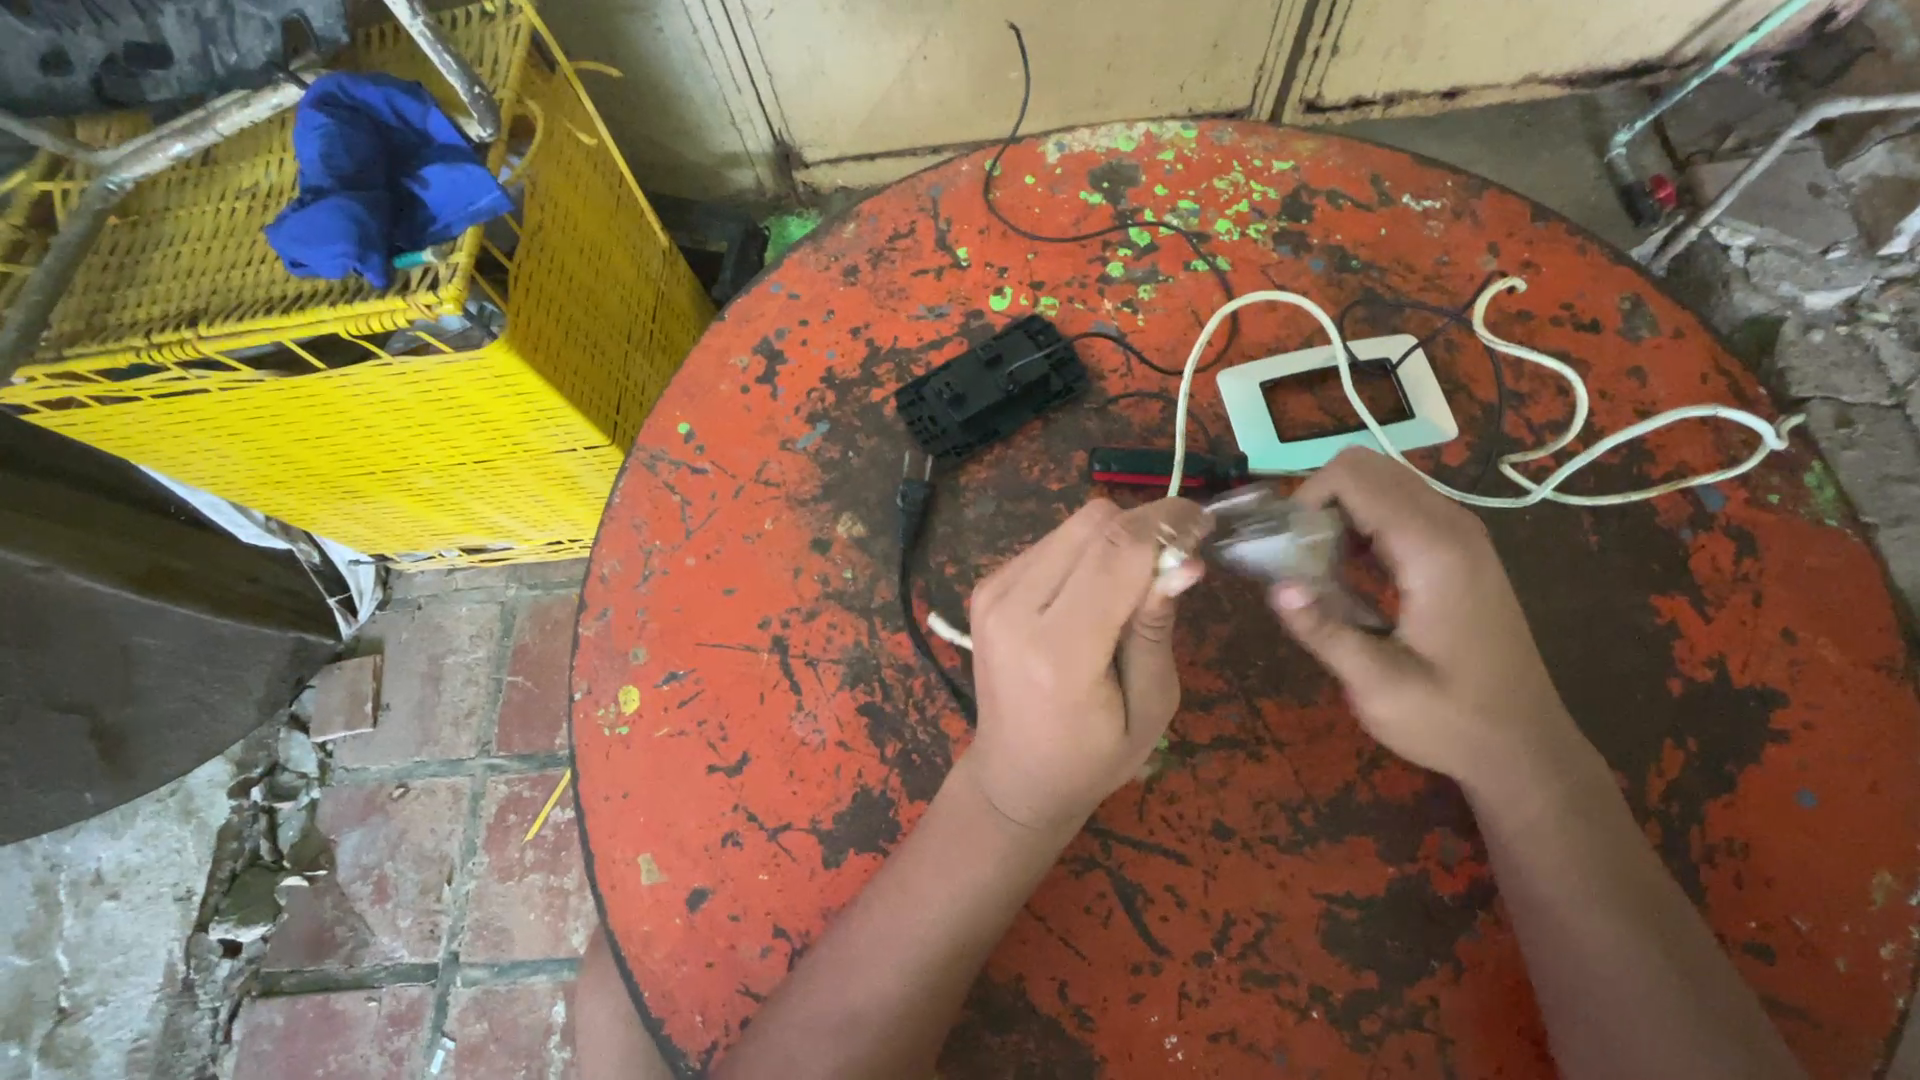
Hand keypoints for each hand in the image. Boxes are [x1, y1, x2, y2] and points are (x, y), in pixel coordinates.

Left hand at [959, 497, 1210, 832]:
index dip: (1168, 523)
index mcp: (1059, 651)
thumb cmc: (1092, 757)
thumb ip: (1157, 629)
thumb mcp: (1149, 708)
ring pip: (1072, 525)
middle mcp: (1015, 610)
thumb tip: (1184, 561)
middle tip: (1173, 561)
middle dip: (1143, 529)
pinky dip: (1083, 554)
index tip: (1203, 523)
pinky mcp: (986, 588)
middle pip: (1094, 523)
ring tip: (1131, 587)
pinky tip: (1092, 595)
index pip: (1118, 552)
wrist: (1014, 773)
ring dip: (1113, 542)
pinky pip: (1050, 542)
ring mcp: (993, 594)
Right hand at [1270, 448, 1582, 795]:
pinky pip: (1400, 508)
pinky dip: (1362, 524)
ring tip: (1320, 569)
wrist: (1525, 747)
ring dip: (1339, 512)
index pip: (1353, 477)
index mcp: (1432, 550)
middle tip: (1299, 558)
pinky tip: (1351, 575)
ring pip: (1383, 482)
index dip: (1306, 501)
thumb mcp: (1377, 686)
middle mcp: (1451, 526)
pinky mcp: (1460, 550)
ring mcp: (1461, 535)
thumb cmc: (1451, 720)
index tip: (1287, 551)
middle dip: (1319, 501)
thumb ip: (1324, 632)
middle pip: (1366, 468)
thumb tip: (1274, 587)